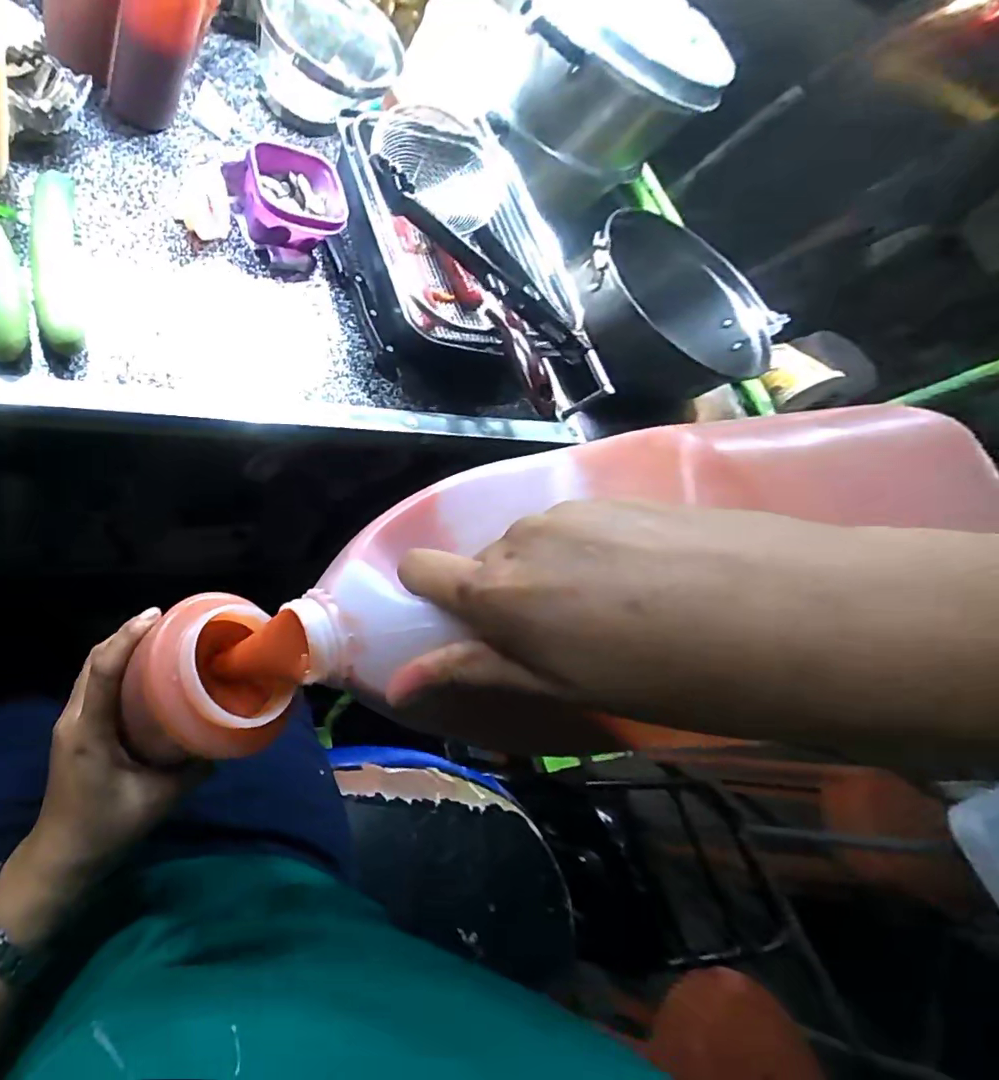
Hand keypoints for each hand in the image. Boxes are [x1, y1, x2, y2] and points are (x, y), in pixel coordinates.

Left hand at [0, 610, 208, 943]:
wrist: (62, 853)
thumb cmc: (106, 828)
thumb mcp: (156, 802)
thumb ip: (190, 772)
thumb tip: (219, 745)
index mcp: (88, 729)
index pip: (102, 669)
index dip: (126, 637)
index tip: (155, 616)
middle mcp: (72, 716)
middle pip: (93, 661)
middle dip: (124, 635)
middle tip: (162, 623)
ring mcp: (68, 721)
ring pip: (89, 671)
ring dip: (116, 650)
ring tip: (152, 640)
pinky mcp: (72, 729)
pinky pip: (90, 687)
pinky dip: (111, 670)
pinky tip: (136, 675)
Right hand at [388, 500, 998, 761]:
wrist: (821, 618)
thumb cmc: (674, 675)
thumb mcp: (564, 686)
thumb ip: (476, 670)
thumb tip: (400, 685)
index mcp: (494, 589)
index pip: (417, 567)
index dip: (428, 591)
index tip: (465, 619)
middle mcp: (518, 538)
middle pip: (482, 561)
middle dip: (505, 591)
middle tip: (565, 632)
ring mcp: (573, 512)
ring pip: (532, 543)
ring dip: (550, 571)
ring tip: (620, 605)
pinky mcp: (624, 496)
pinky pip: (578, 526)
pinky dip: (593, 550)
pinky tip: (655, 578)